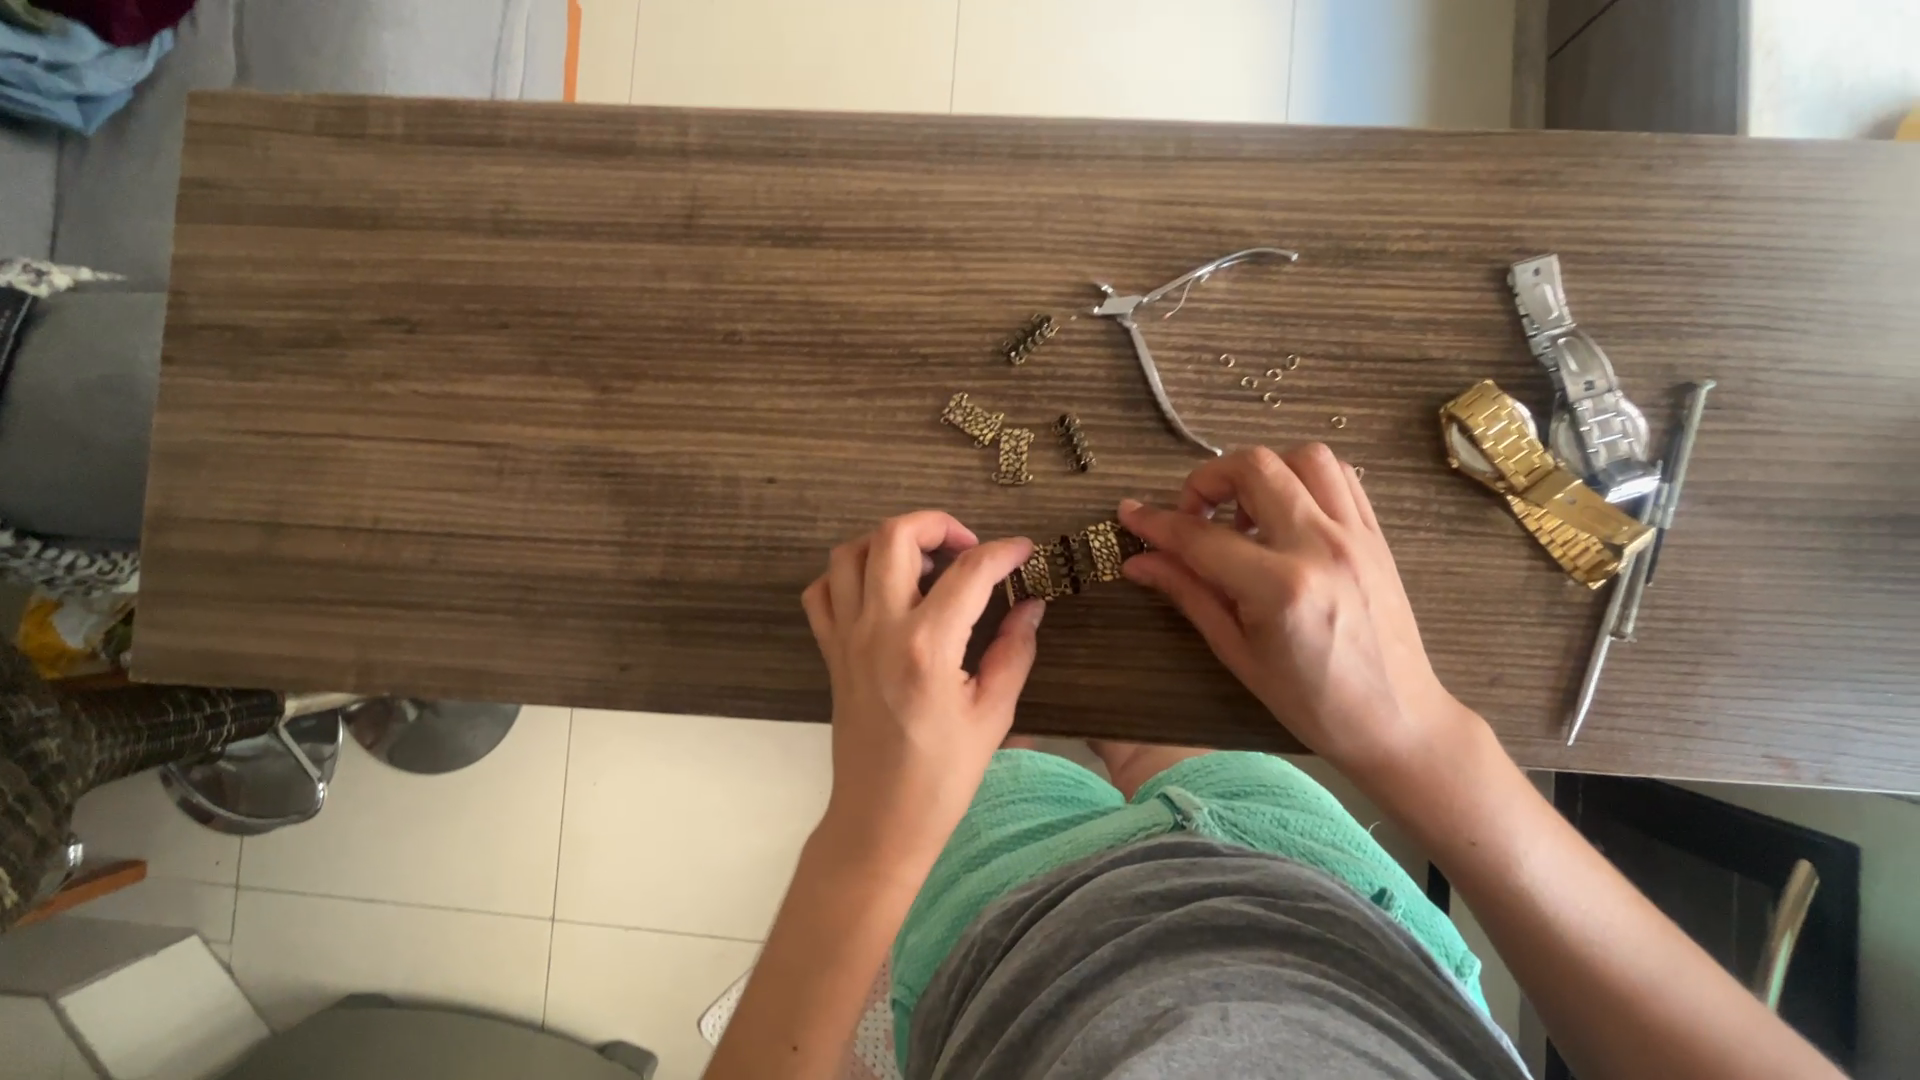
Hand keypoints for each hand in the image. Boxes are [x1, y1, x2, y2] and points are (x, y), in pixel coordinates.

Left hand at [801, 511, 1043, 874]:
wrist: (879, 821)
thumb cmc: (943, 777)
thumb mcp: (994, 714)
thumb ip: (1014, 650)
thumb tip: (1030, 604)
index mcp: (927, 647)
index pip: (969, 572)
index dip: (1004, 551)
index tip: (1024, 551)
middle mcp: (879, 630)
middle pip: (894, 536)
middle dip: (938, 525)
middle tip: (968, 548)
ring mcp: (846, 638)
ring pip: (850, 553)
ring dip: (889, 542)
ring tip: (924, 564)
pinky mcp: (830, 653)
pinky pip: (823, 592)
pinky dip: (848, 575)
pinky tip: (881, 592)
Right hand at [1118, 444, 1476, 781]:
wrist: (1396, 720)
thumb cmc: (1310, 700)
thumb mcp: (1236, 652)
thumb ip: (1188, 594)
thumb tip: (1138, 562)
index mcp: (1281, 588)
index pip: (1202, 536)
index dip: (1156, 523)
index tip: (1130, 516)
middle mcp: (1322, 547)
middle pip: (1255, 469)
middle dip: (1207, 480)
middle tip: (1193, 516)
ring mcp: (1356, 535)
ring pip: (1303, 457)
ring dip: (1260, 472)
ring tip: (1243, 514)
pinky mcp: (1376, 534)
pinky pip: (1340, 475)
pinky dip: (1302, 478)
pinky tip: (1283, 513)